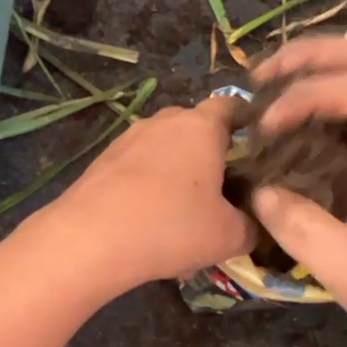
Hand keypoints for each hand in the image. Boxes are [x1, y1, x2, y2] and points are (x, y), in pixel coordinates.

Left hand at [35, 96, 255, 293]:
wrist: (89, 240)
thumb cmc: (170, 227)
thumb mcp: (228, 237)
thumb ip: (251, 226)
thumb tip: (254, 224)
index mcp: (201, 126)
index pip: (232, 106)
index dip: (248, 124)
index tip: (258, 152)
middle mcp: (164, 121)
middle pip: (196, 127)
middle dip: (210, 153)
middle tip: (223, 189)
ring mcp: (128, 138)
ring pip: (164, 148)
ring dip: (176, 171)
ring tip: (183, 211)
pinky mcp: (102, 161)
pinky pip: (138, 167)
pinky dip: (148, 186)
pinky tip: (149, 221)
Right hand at [248, 37, 346, 346]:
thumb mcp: (342, 266)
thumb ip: (300, 224)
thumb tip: (258, 189)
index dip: (308, 96)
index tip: (266, 124)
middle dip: (312, 56)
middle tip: (261, 74)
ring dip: (312, 67)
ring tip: (264, 82)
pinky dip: (314, 91)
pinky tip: (280, 106)